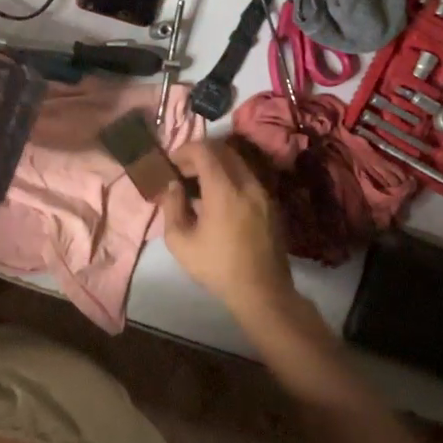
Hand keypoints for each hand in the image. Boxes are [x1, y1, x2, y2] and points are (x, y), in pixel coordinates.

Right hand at [159, 140, 295, 317]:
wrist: (262, 292)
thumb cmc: (217, 268)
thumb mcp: (180, 242)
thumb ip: (172, 207)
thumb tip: (173, 186)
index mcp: (224, 191)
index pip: (204, 151)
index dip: (184, 150)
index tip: (171, 163)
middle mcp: (247, 185)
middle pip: (224, 151)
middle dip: (200, 154)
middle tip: (183, 171)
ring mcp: (263, 194)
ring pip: (238, 163)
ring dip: (216, 165)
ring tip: (199, 185)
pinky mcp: (271, 205)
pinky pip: (248, 179)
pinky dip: (230, 178)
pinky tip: (219, 201)